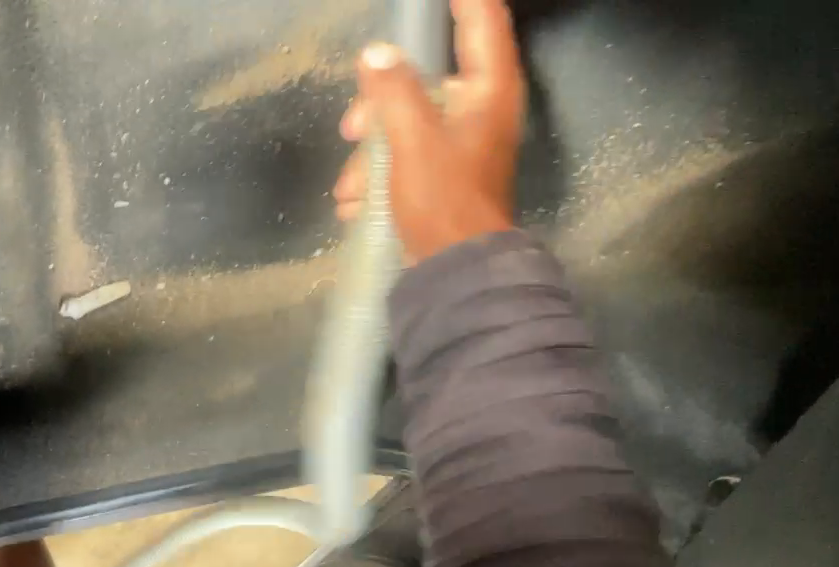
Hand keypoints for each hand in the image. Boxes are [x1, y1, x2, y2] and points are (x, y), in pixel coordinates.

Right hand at [332, 0, 524, 261]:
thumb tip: (374, 54)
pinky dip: (376, 180)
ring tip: (351, 193)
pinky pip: (401, 162)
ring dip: (368, 158)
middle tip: (350, 129)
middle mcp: (478, 109)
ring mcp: (458, 145)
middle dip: (378, 108)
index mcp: (488, 89)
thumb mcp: (413, 143)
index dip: (459, 1)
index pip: (480, 20)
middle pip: (423, 82)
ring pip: (403, 127)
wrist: (454, 268)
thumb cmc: (442, 200)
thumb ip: (394, 94)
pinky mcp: (439, 177)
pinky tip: (358, 206)